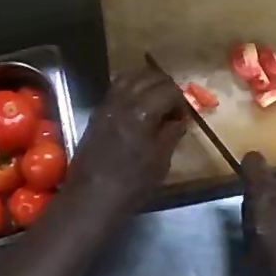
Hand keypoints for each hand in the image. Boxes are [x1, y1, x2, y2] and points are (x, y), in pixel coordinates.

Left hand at [62, 65, 189, 225]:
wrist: (91, 198)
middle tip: (174, 105)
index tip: (183, 117)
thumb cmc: (131, 185)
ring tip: (157, 99)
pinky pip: (116, 87)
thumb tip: (179, 120)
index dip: (181, 101)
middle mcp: (123, 101)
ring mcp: (107, 104)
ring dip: (147, 82)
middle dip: (166, 86)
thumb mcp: (161, 162)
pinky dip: (131, 87)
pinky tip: (138, 103)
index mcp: (142, 112)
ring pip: (130, 76)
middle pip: (149, 77)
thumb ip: (172, 134)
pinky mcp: (97, 112)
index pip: (169, 90)